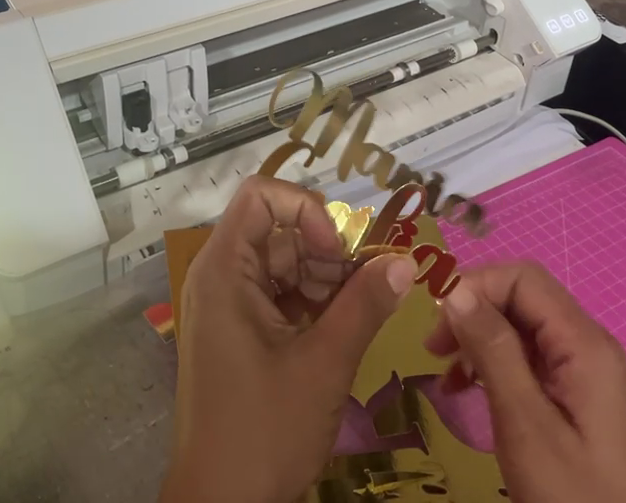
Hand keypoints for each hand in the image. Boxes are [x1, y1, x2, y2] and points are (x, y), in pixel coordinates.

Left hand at [159, 177, 417, 502]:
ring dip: (326, 279)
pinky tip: (343, 328)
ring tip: (361, 310)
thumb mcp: (323, 364)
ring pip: (283, 263)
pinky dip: (313, 303)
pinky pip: (279, 295)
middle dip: (326, 249)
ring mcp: (228, 305)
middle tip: (367, 286)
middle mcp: (220, 276)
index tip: (338, 253)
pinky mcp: (239, 332)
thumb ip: (365, 306)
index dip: (306, 209)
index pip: (260, 196)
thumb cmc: (264, 429)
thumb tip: (406, 261)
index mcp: (224, 269)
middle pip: (277, 229)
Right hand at [424, 262, 625, 502]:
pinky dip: (492, 362)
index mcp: (584, 344)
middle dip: (473, 310)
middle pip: (522, 297)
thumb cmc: (572, 494)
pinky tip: (465, 388)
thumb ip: (494, 351)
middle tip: (433, 348)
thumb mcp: (525, 423)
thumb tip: (455, 291)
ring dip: (477, 337)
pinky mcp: (576, 396)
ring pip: (521, 326)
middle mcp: (588, 345)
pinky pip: (529, 357)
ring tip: (444, 371)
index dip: (476, 285)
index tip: (436, 320)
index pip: (523, 278)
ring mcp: (584, 371)